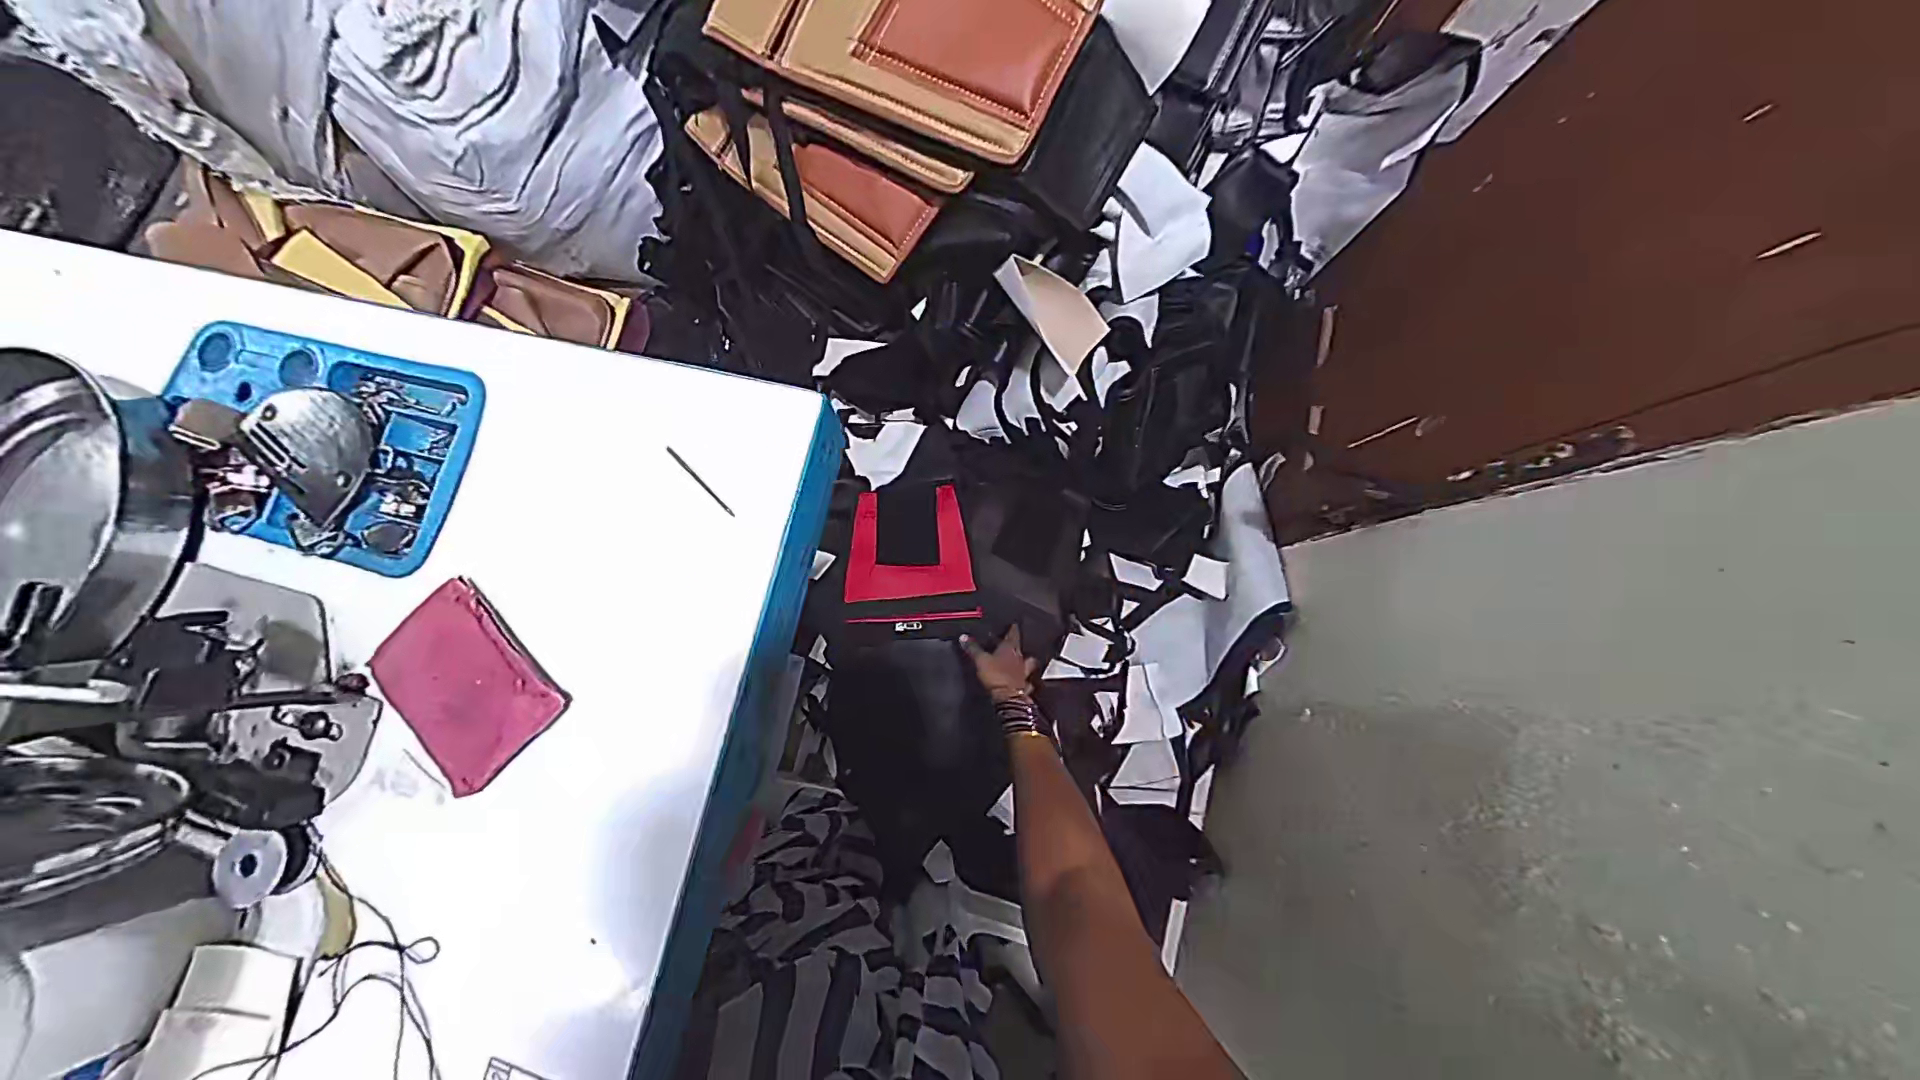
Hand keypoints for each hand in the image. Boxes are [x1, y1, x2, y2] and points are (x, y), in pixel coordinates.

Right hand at [960, 625, 1037, 703]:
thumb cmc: (996, 675)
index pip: (1014, 633)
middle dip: (1017, 644)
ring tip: (1020, 660)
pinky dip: (1024, 677)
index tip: (1013, 624)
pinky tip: (1021, 679)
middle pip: (1021, 647)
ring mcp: (1023, 671)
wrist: (1007, 697)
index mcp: (1011, 648)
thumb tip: (964, 637)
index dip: (1013, 628)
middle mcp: (1020, 657)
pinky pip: (1026, 678)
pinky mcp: (1023, 684)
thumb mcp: (980, 660)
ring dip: (1024, 660)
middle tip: (1014, 643)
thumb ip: (973, 648)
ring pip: (1027, 662)